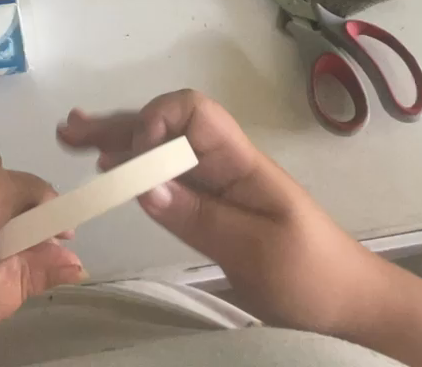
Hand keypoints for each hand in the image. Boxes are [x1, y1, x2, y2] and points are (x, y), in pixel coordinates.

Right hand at [56, 90, 383, 334]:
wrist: (350, 309)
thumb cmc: (313, 275)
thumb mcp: (258, 251)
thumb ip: (200, 217)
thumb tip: (143, 185)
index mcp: (238, 160)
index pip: (193, 113)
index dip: (157, 120)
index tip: (132, 153)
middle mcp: (220, 162)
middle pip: (164, 126)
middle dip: (119, 124)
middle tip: (71, 132)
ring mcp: (211, 184)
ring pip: (158, 149)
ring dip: (116, 140)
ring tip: (72, 137)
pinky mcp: (205, 208)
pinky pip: (162, 179)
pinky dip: (130, 170)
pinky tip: (106, 167)